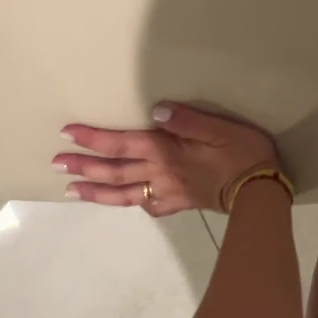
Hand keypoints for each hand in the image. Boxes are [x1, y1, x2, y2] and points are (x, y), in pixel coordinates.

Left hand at [58, 102, 281, 215]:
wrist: (261, 190)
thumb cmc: (242, 152)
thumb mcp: (219, 128)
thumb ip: (187, 120)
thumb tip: (156, 111)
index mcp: (166, 152)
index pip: (121, 144)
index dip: (92, 139)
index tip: (67, 133)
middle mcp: (160, 175)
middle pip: (114, 171)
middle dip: (83, 166)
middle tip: (56, 163)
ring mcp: (168, 193)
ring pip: (123, 194)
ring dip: (95, 191)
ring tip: (71, 190)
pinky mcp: (180, 204)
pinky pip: (148, 206)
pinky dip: (130, 203)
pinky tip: (124, 201)